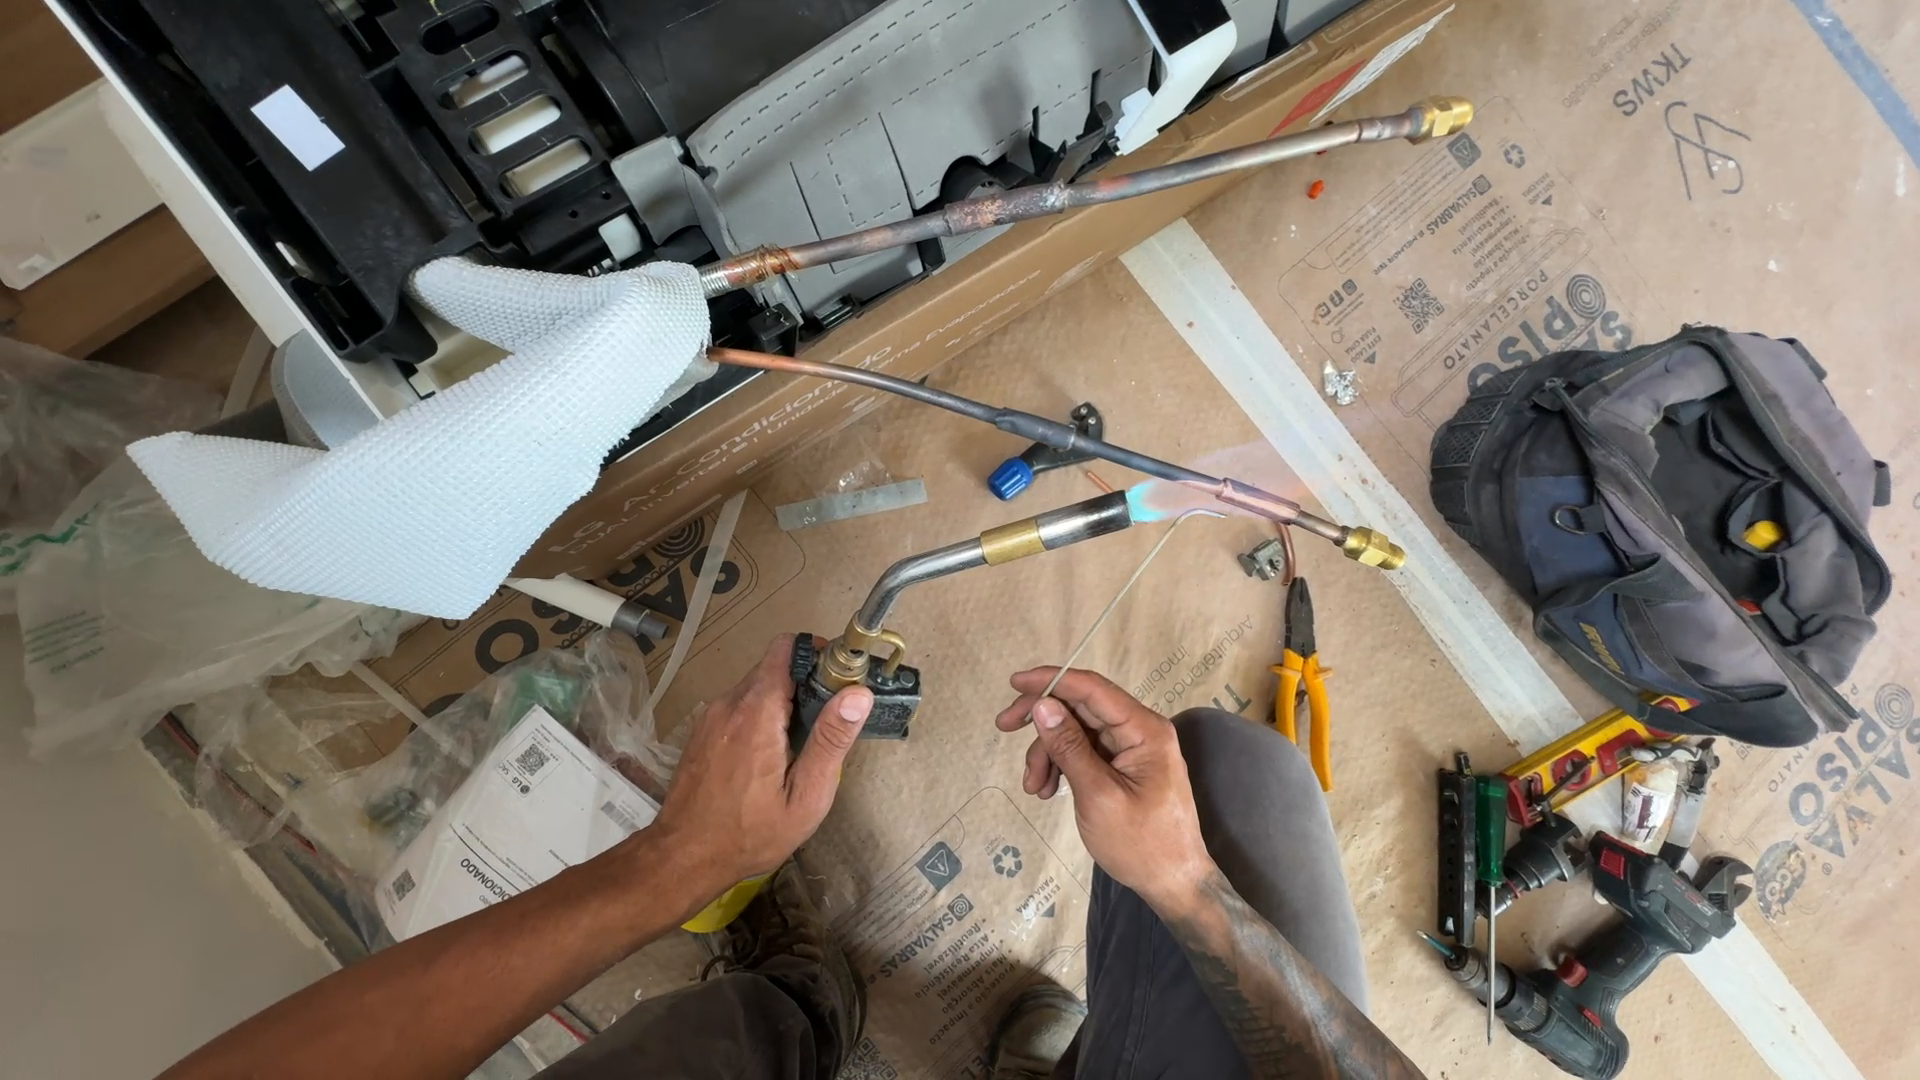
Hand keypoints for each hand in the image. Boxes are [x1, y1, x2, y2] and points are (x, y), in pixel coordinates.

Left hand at [648, 634, 871, 901]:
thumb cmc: (750, 834)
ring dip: (784, 700)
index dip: (816, 653)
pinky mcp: (703, 731)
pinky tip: (773, 754)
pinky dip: (762, 715)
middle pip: (774, 666)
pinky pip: (740, 706)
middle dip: (806, 681)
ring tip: (804, 741)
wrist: (681, 860)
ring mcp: (711, 716)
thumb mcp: (805, 795)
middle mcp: (730, 703)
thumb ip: (830, 740)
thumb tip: (858, 694)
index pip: (785, 648)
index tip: (840, 678)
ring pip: (757, 686)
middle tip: (830, 718)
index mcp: (756, 712)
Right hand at [994, 668, 1214, 911]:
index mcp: (1143, 729)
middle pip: (1079, 706)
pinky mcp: (1120, 765)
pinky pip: (1082, 750)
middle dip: (1041, 719)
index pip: (1091, 688)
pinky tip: (1047, 790)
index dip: (1051, 679)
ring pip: (1075, 730)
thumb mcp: (1098, 796)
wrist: (1174, 885)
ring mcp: (1130, 747)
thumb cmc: (1141, 844)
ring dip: (1048, 752)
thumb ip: (1069, 748)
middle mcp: (1138, 729)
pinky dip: (1061, 765)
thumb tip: (1042, 705)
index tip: (1014, 683)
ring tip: (1035, 787)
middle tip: (1004, 726)